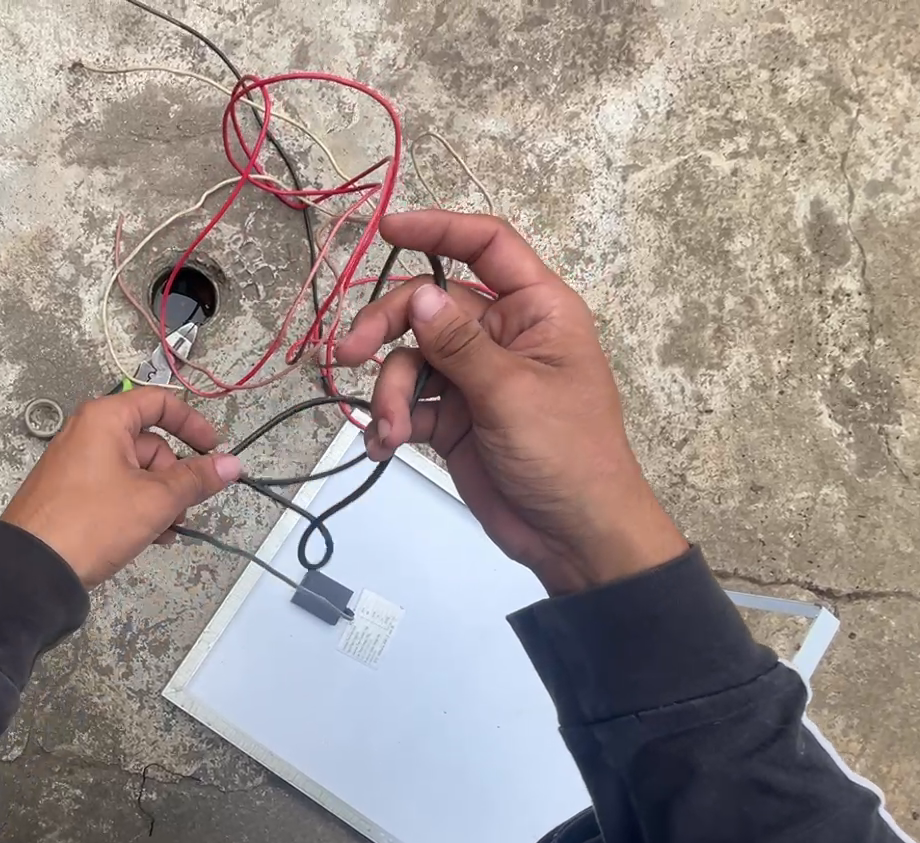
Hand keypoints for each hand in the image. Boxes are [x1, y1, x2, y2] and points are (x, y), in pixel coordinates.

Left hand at [3, 387, 241, 586]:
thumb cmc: (93, 523)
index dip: (194, 425)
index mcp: (105, 419)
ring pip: (134, 472)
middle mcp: (88, 433)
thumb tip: (232, 465)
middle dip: (175, 478)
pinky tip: (149, 537)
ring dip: (159, 499)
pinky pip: (114, 490)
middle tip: (185, 509)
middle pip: (150, 443)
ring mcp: (75, 464)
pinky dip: (136, 508)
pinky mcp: (69, 493)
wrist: (32, 569)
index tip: (214, 452)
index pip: (160, 403)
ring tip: (167, 532)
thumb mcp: (155, 500)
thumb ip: (196, 480)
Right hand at [336, 211, 686, 595]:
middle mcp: (498, 337)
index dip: (439, 230)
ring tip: (391, 434)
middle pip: (427, 309)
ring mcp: (471, 379)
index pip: (487, 248)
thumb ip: (458, 343)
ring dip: (390, 396)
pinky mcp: (449, 419)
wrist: (570, 535)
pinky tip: (387, 448)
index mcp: (534, 311)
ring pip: (409, 363)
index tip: (387, 229)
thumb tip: (415, 294)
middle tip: (348, 356)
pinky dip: (391, 425)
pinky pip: (407, 406)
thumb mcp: (510, 393)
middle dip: (386, 330)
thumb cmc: (565, 454)